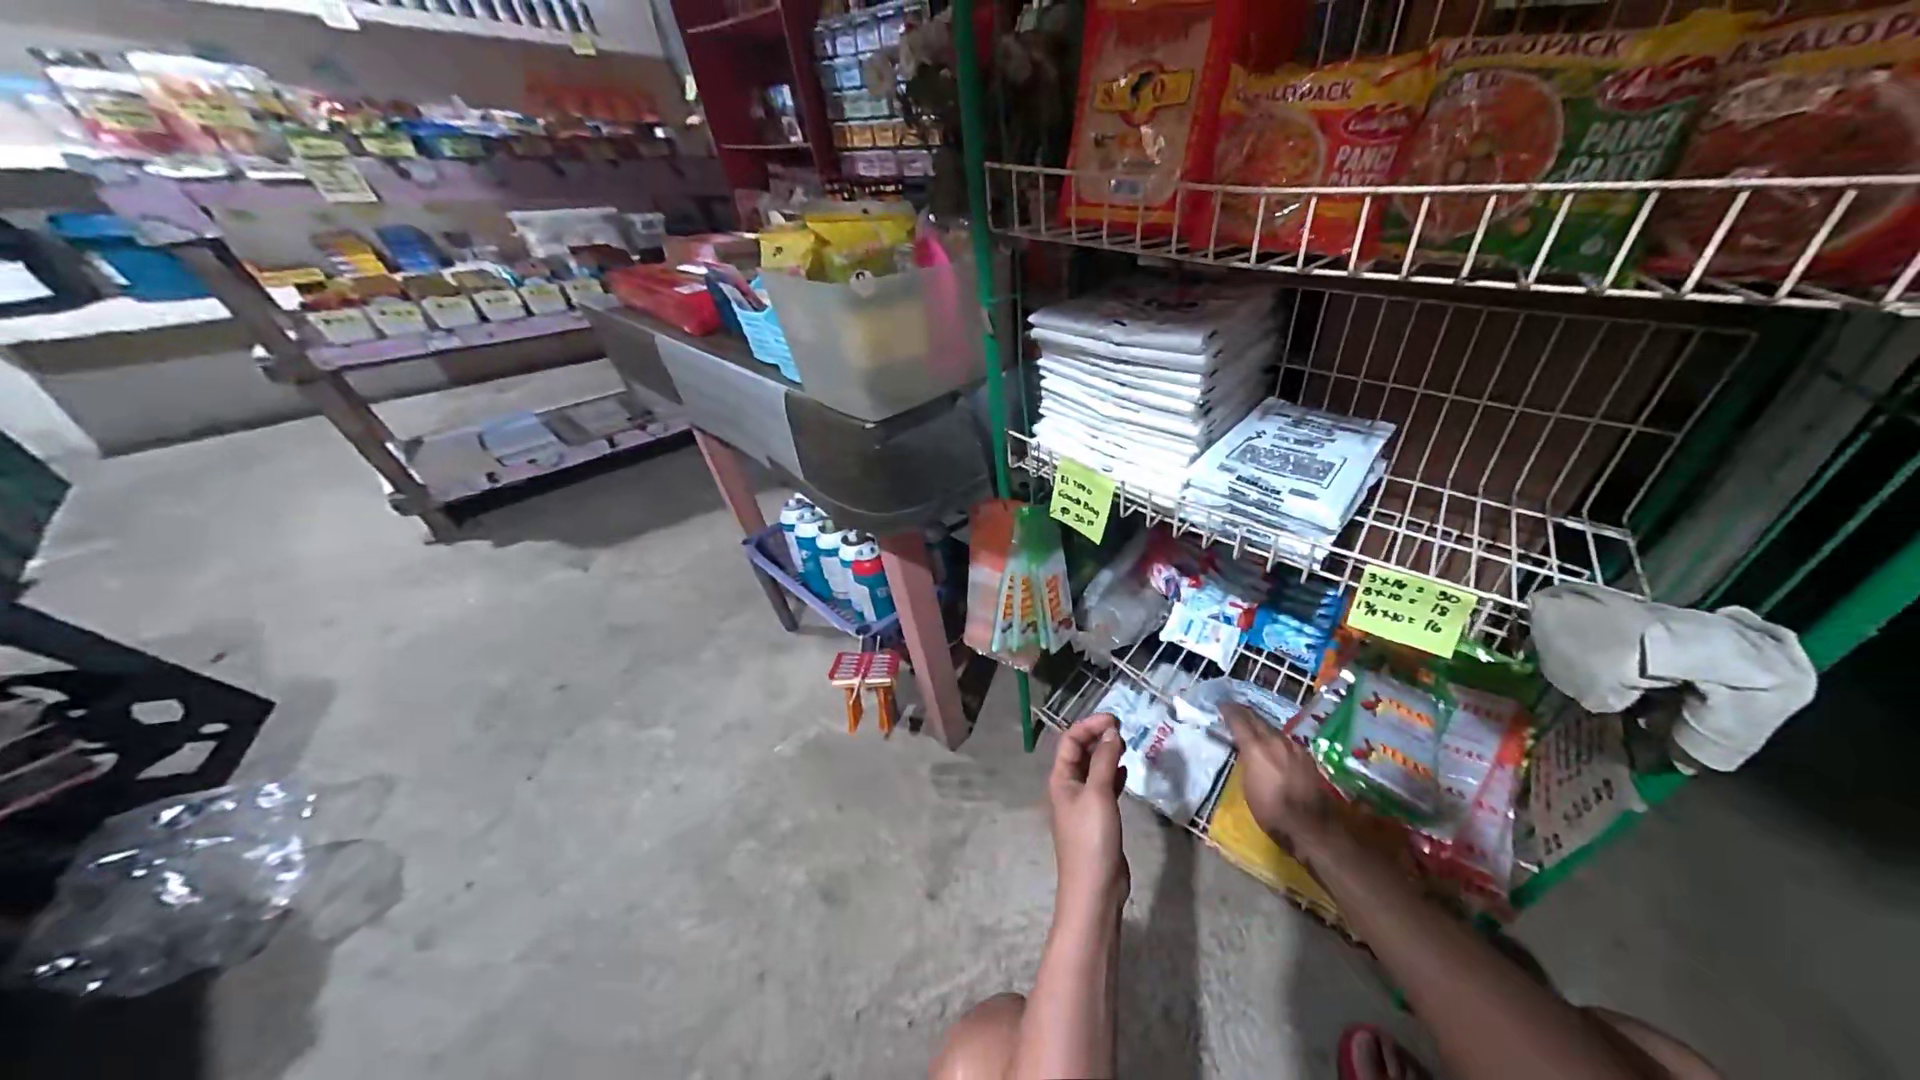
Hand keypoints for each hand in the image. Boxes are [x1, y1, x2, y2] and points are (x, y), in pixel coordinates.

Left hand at [1048, 712, 1128, 912]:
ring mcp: (1084, 803)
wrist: (1095, 888)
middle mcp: (1069, 787)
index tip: (1115, 719)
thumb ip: (1104, 761)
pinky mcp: (1099, 818)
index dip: (1089, 725)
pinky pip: (1104, 787)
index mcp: (1061, 778)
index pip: (1070, 740)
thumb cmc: (1092, 838)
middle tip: (1123, 729)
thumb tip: (1111, 732)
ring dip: (1107, 754)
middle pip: (1080, 752)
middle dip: (1098, 737)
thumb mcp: (1098, 794)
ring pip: (1093, 768)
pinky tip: (1126, 771)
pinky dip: (1113, 775)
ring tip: (1127, 745)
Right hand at [1222, 703, 1334, 849]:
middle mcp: (1276, 741)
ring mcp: (1295, 748)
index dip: (1229, 711)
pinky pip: (1287, 741)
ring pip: (1274, 729)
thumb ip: (1247, 762)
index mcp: (1257, 747)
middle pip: (1258, 720)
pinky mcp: (1307, 758)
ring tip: (1253, 725)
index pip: (1240, 721)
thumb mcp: (1247, 786)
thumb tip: (1246, 753)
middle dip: (1245, 713)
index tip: (1222, 704)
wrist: (1310, 826)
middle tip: (1235, 709)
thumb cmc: (1271, 811)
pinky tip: (1274, 744)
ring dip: (1261, 725)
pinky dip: (1275, 738)